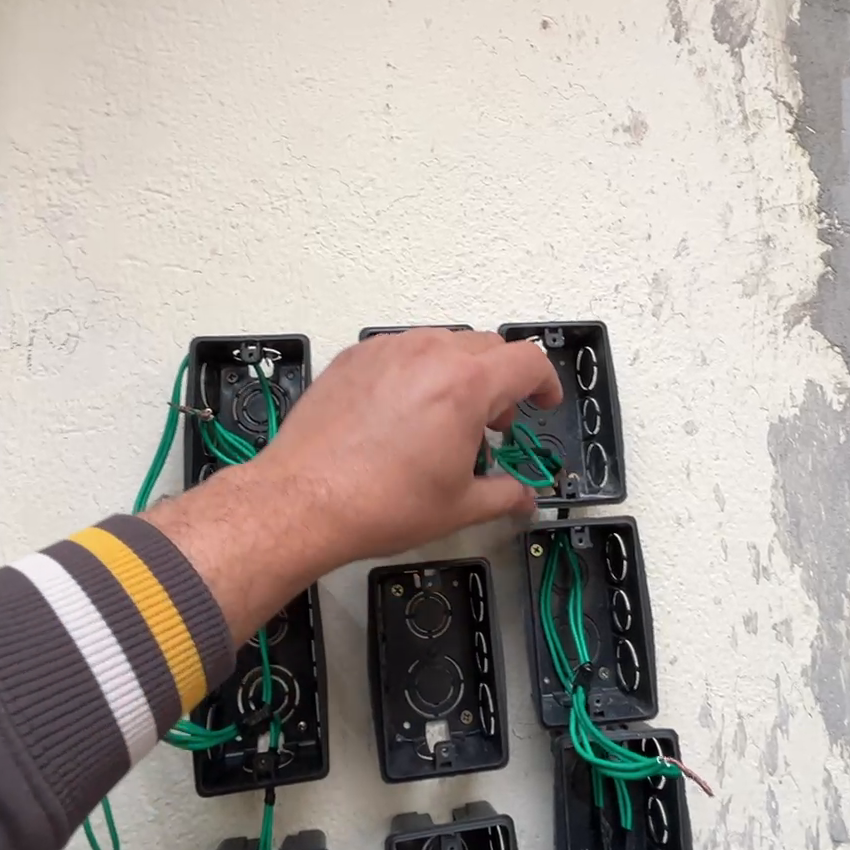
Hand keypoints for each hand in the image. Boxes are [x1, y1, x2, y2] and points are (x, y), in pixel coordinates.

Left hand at [147, 330, 562, 641]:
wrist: (303, 500)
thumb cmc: (380, 502)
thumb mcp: (459, 506)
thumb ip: (505, 495)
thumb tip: (525, 498)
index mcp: (466, 384)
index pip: (528, 360)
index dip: (545, 382)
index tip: (543, 402)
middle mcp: (429, 354)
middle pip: (488, 346)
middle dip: (503, 381)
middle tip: (494, 422)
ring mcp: (387, 350)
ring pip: (443, 342)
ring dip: (460, 372)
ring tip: (446, 417)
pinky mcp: (354, 356)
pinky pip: (401, 349)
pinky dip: (417, 370)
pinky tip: (403, 411)